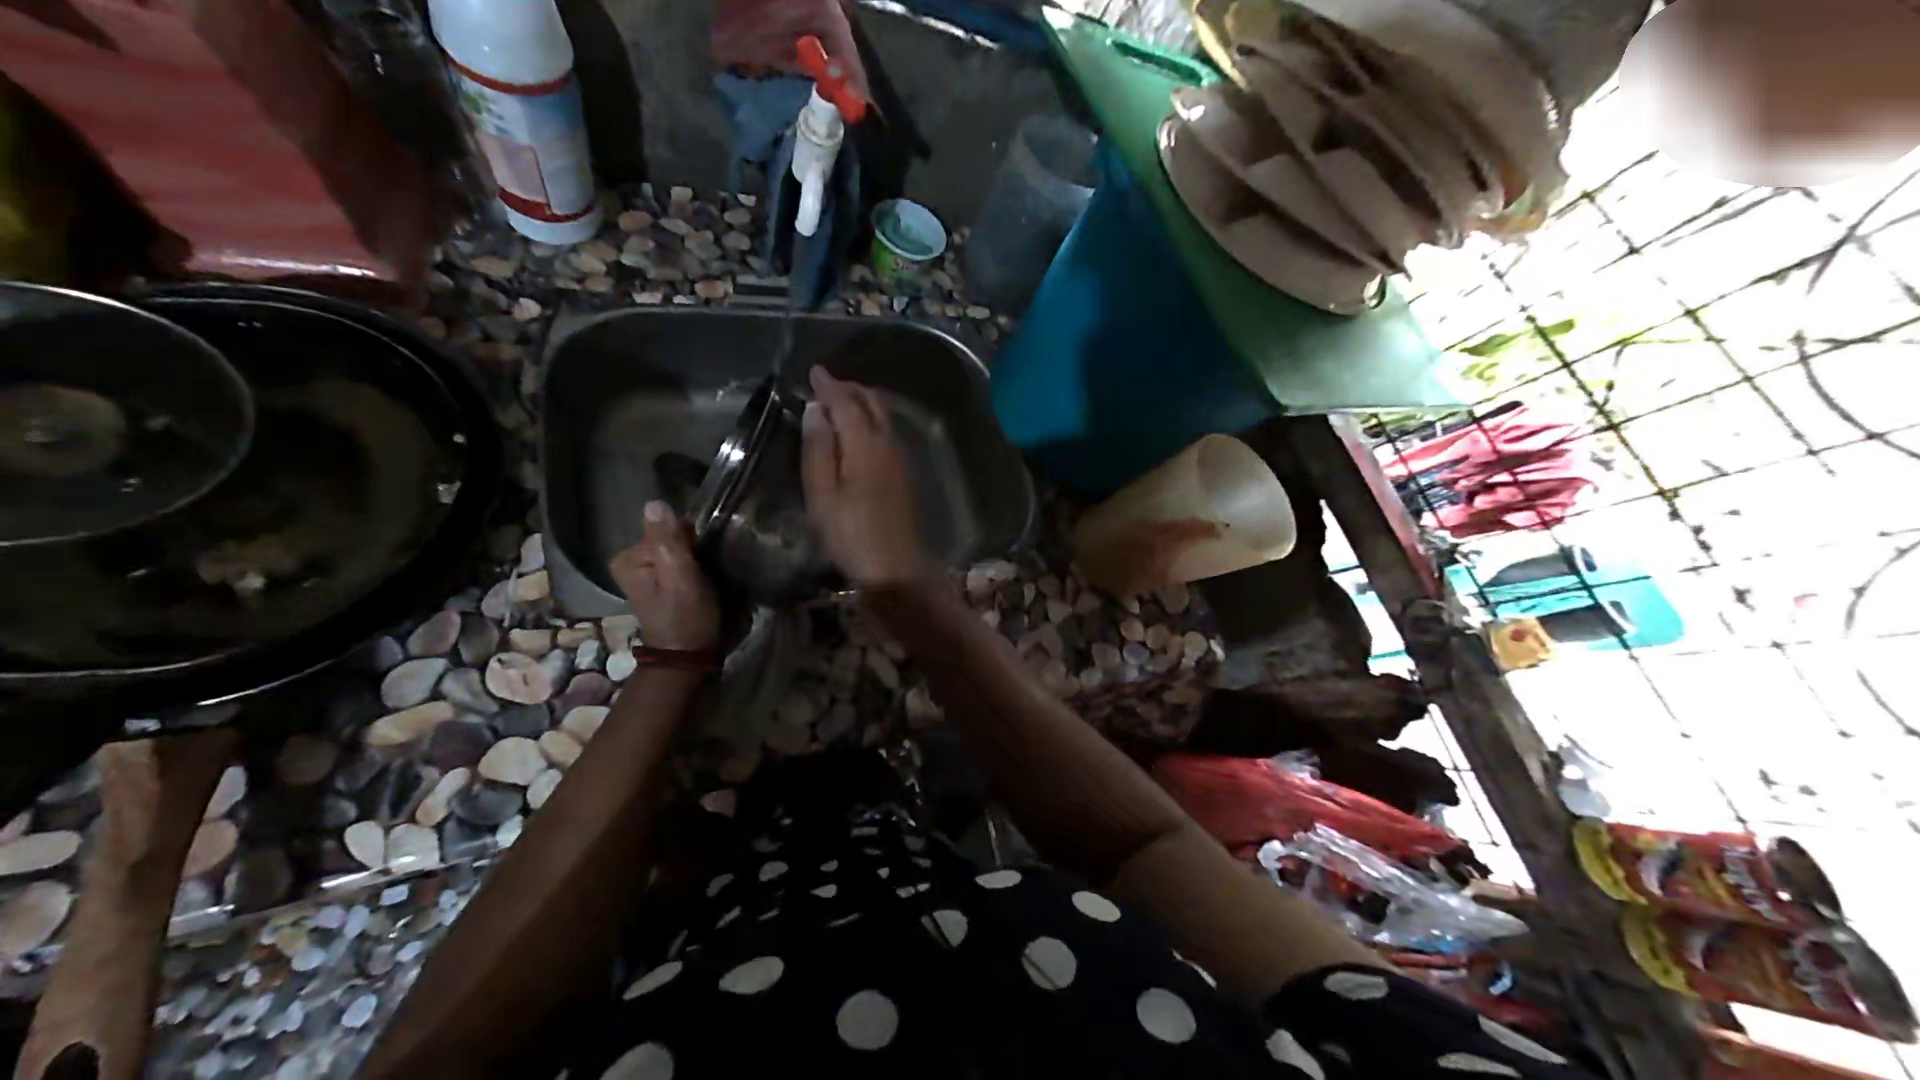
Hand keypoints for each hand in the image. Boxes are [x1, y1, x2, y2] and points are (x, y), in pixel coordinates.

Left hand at [608, 501, 720, 650]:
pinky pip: (679, 563)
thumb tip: (653, 503)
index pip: (666, 527)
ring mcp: (644, 573)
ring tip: (706, 579)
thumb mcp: (679, 576)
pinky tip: (701, 584)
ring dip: (695, 560)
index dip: (691, 539)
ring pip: (678, 550)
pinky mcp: (659, 584)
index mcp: (627, 556)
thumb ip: (666, 540)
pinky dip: (693, 570)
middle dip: (692, 550)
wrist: (687, 657)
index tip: (702, 559)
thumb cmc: (685, 616)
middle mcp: (630, 561)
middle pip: (671, 538)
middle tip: (704, 573)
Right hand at [800, 366, 927, 586]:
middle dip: (850, 388)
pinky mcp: (905, 474)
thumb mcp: (822, 494)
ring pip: (884, 417)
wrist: (896, 566)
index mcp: (865, 444)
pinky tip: (860, 432)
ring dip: (863, 403)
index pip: (847, 402)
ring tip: (841, 402)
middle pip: (872, 403)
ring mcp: (901, 459)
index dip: (829, 385)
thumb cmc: (850, 534)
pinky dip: (872, 421)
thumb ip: (818, 448)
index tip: (814, 371)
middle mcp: (888, 444)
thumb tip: (816, 409)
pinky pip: (888, 432)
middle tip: (827, 384)